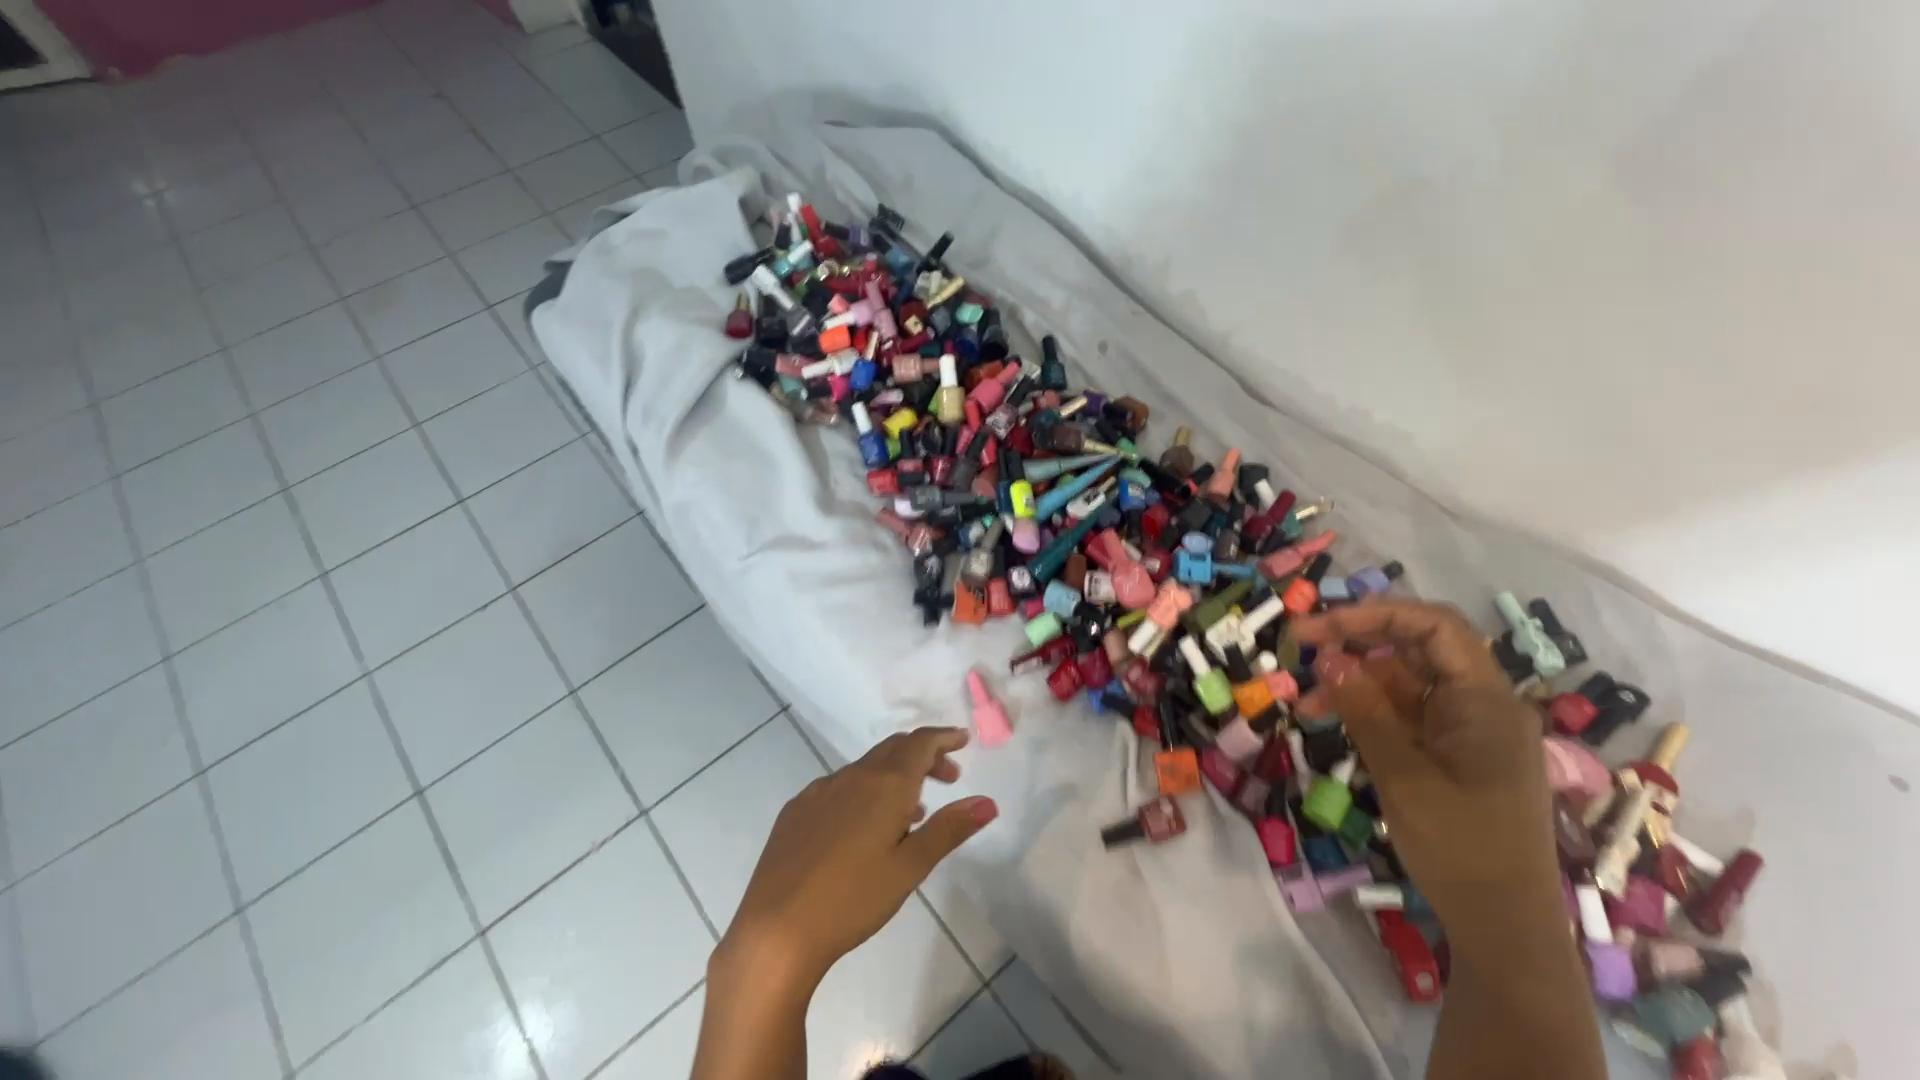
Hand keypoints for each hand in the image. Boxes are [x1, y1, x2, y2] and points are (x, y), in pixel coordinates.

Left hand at [716, 726, 998, 989]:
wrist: (777, 930)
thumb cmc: (853, 899)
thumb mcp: (910, 867)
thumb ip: (949, 829)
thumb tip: (987, 802)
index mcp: (883, 785)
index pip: (919, 743)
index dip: (943, 738)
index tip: (962, 740)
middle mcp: (850, 777)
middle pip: (892, 750)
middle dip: (923, 756)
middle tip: (948, 777)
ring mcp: (817, 793)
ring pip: (864, 770)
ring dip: (893, 778)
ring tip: (912, 813)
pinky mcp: (795, 813)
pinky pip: (838, 788)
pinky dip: (863, 794)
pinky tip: (863, 830)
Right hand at [1290, 600, 1560, 949]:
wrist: (1503, 926)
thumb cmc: (1459, 846)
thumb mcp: (1402, 773)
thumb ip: (1364, 709)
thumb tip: (1325, 656)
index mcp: (1486, 699)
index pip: (1434, 626)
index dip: (1374, 614)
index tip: (1318, 627)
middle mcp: (1483, 704)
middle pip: (1419, 649)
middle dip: (1358, 642)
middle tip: (1300, 647)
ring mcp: (1471, 731)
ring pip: (1408, 684)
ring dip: (1356, 682)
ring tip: (1304, 700)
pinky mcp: (1457, 756)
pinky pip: (1410, 716)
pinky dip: (1371, 713)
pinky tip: (1333, 722)